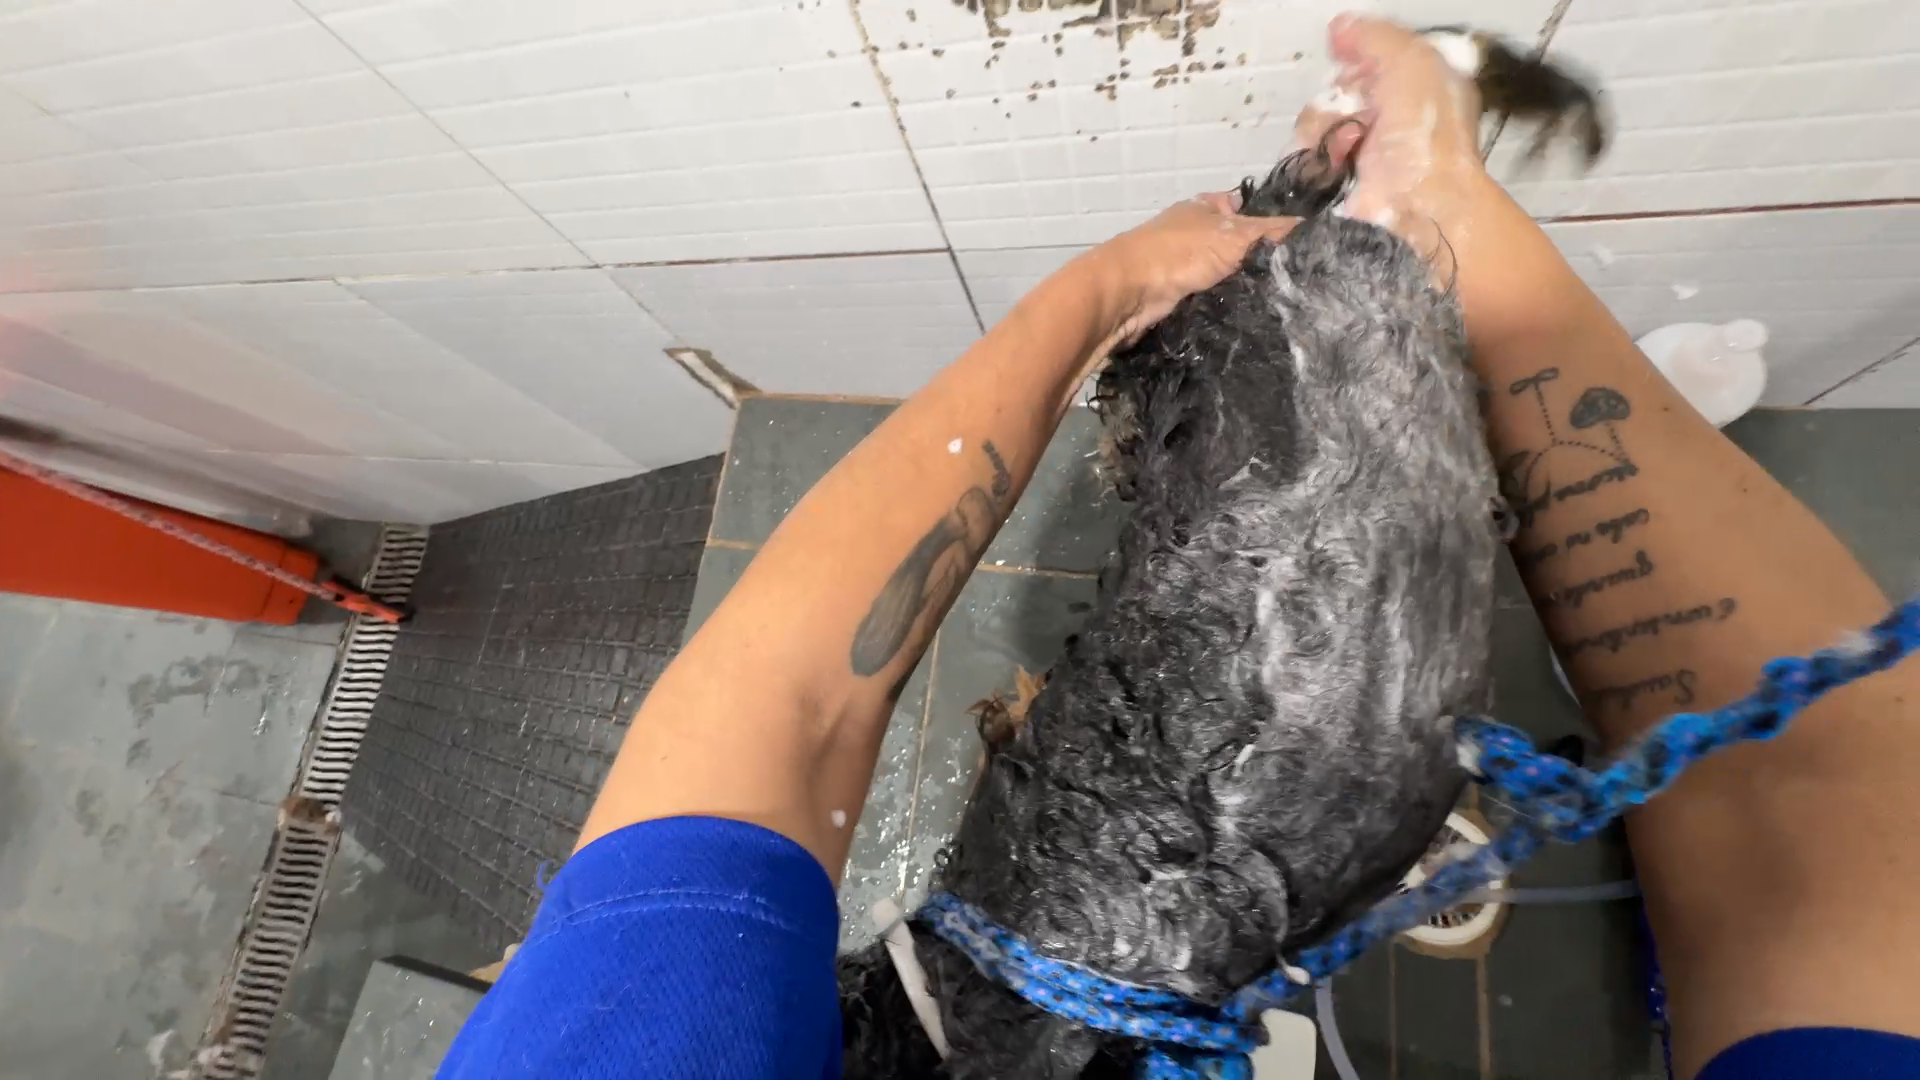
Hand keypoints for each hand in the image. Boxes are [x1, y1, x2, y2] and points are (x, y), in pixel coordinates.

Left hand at [1083, 192, 1297, 349]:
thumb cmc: (1179, 253)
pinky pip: (1206, 302)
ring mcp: (1179, 268)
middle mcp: (1192, 234)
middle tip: (1290, 284)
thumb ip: (1273, 232)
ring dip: (1240, 290)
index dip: (1270, 226)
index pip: (1246, 211)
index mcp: (1205, 208)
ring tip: (1274, 305)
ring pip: (1221, 278)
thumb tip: (1314, 228)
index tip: (1298, 249)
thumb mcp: (1235, 235)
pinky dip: (1220, 307)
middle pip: (1235, 248)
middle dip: (1257, 264)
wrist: (1126, 293)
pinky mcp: (1172, 299)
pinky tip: (1243, 318)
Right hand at [1293, 14, 1494, 256]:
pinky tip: (1334, 171)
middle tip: (1358, 119)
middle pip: (1328, 99)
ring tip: (1348, 151)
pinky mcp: (1328, 191)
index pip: (1363, 68)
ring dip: (1323, 136)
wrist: (1415, 208)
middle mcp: (1379, 127)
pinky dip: (1313, 164)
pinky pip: (1300, 167)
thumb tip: (1338, 28)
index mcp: (1409, 92)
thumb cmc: (1427, 141)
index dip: (1353, 64)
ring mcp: (1352, 162)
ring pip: (1309, 133)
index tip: (1348, 66)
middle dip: (1335, 105)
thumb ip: (1375, 39)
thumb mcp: (1412, 64)